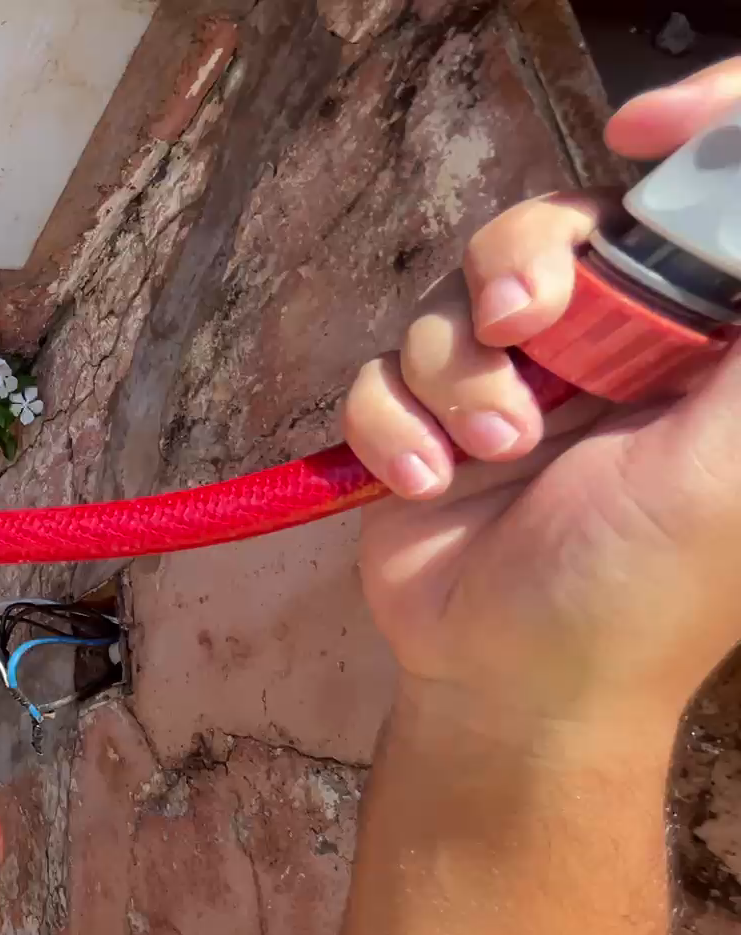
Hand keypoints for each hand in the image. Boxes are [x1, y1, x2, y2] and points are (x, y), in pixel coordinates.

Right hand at [343, 59, 740, 735]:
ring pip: (442, 309)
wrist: (496, 665)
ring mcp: (498, 384)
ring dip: (448, 383)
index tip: (641, 125)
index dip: (698, 132)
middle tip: (524, 335)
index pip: (710, 196)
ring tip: (476, 457)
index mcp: (708, 338)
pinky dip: (384, 428)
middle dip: (521, 276)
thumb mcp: (733, 454)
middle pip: (547, 232)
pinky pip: (373, 379)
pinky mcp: (413, 421)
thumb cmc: (641, 580)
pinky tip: (415, 483)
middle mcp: (604, 345)